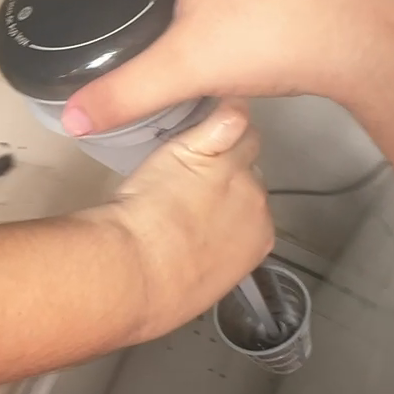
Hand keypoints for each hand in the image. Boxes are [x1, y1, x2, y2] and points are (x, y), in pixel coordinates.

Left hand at [82, 99, 270, 340]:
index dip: (231, 198)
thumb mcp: (197, 282)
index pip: (256, 205)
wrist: (135, 270)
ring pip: (242, 138)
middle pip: (251, 170)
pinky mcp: (201, 148)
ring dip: (222, 137)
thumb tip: (193, 254)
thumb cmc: (157, 290)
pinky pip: (227, 117)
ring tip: (193, 140)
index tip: (209, 200)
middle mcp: (254, 202)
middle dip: (227, 169)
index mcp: (258, 239)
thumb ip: (208, 256)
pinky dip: (220, 111)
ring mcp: (231, 172)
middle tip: (192, 174)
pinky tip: (207, 103)